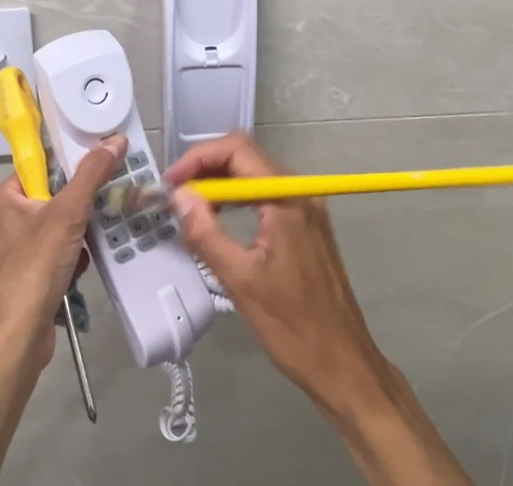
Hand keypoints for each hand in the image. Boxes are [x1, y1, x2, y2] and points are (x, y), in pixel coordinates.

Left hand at [0, 133, 126, 369]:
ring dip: (77, 237)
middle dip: (79, 210)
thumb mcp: (67, 213)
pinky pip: (52, 254)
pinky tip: (77, 270)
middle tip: (99, 212)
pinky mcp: (20, 278)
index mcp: (1, 199)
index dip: (71, 168)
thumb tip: (114, 139)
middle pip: (52, 198)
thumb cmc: (33, 268)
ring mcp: (9, 252)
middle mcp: (0, 221)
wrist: (14, 339)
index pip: (41, 168)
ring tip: (87, 247)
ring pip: (56, 228)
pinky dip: (69, 259)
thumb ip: (92, 174)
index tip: (101, 171)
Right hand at [166, 134, 474, 485]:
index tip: (170, 182)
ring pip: (256, 175)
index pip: (238, 151)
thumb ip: (206, 233)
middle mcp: (301, 192)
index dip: (198, 158)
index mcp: (288, 198)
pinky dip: (239, 200)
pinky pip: (267, 195)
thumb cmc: (292, 325)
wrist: (342, 361)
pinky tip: (219, 219)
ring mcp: (308, 207)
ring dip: (221, 184)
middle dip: (206, 168)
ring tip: (189, 208)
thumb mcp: (239, 280)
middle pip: (247, 157)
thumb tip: (179, 195)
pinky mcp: (308, 225)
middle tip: (174, 195)